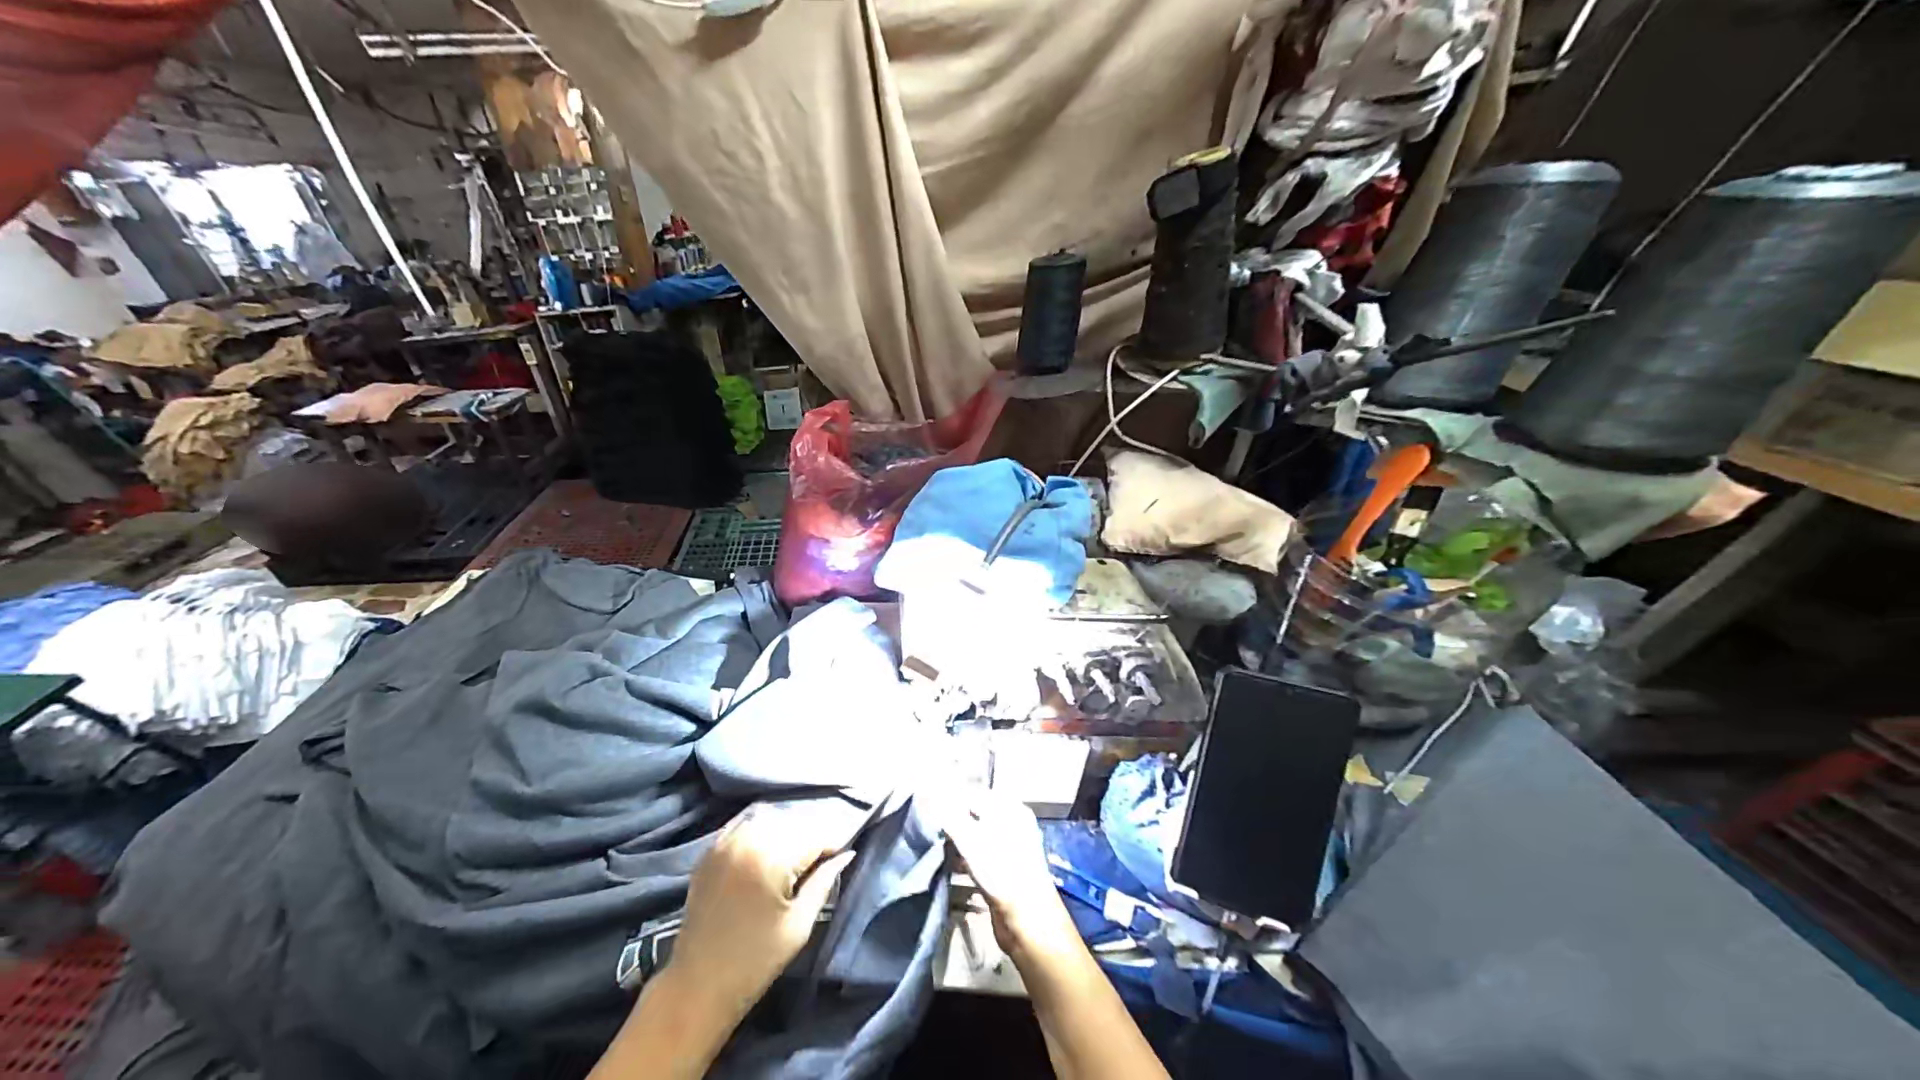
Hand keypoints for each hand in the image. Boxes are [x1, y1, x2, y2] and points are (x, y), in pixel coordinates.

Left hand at [665, 803, 857, 1019]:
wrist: (697, 987)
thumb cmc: (755, 962)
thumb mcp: (799, 924)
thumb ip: (824, 882)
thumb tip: (846, 854)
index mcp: (770, 857)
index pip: (814, 836)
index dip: (833, 845)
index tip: (841, 858)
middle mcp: (746, 839)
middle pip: (792, 824)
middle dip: (810, 839)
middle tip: (821, 862)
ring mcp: (724, 843)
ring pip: (769, 821)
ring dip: (786, 834)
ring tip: (794, 860)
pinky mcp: (709, 852)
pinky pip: (744, 828)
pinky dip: (761, 834)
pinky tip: (768, 854)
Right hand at [943, 791, 1079, 962]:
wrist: (1028, 922)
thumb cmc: (1002, 873)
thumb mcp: (972, 840)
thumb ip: (951, 816)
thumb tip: (931, 794)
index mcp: (1011, 810)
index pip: (974, 794)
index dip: (950, 799)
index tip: (927, 808)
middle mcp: (1012, 825)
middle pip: (974, 815)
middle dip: (951, 821)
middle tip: (928, 828)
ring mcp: (1008, 849)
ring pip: (974, 837)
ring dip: (955, 842)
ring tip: (934, 847)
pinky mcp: (1002, 871)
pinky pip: (977, 857)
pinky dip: (962, 859)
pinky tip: (948, 865)